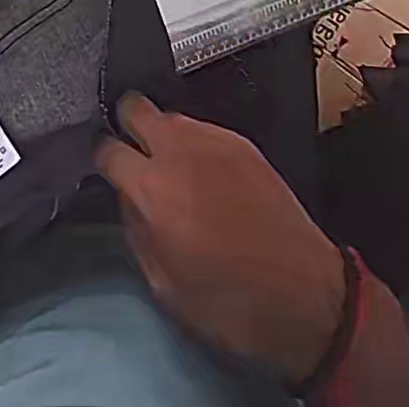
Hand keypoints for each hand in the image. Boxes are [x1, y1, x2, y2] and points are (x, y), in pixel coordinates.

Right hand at [95, 93, 347, 384]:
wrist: (308, 297)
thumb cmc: (229, 303)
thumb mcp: (163, 283)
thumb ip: (135, 227)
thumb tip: (125, 195)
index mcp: (152, 189)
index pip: (106, 148)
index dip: (101, 158)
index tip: (107, 168)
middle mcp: (178, 152)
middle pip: (133, 106)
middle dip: (125, 122)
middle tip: (134, 149)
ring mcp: (213, 140)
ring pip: (169, 115)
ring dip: (162, 134)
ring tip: (173, 163)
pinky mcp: (242, 142)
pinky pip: (203, 128)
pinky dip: (195, 143)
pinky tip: (206, 171)